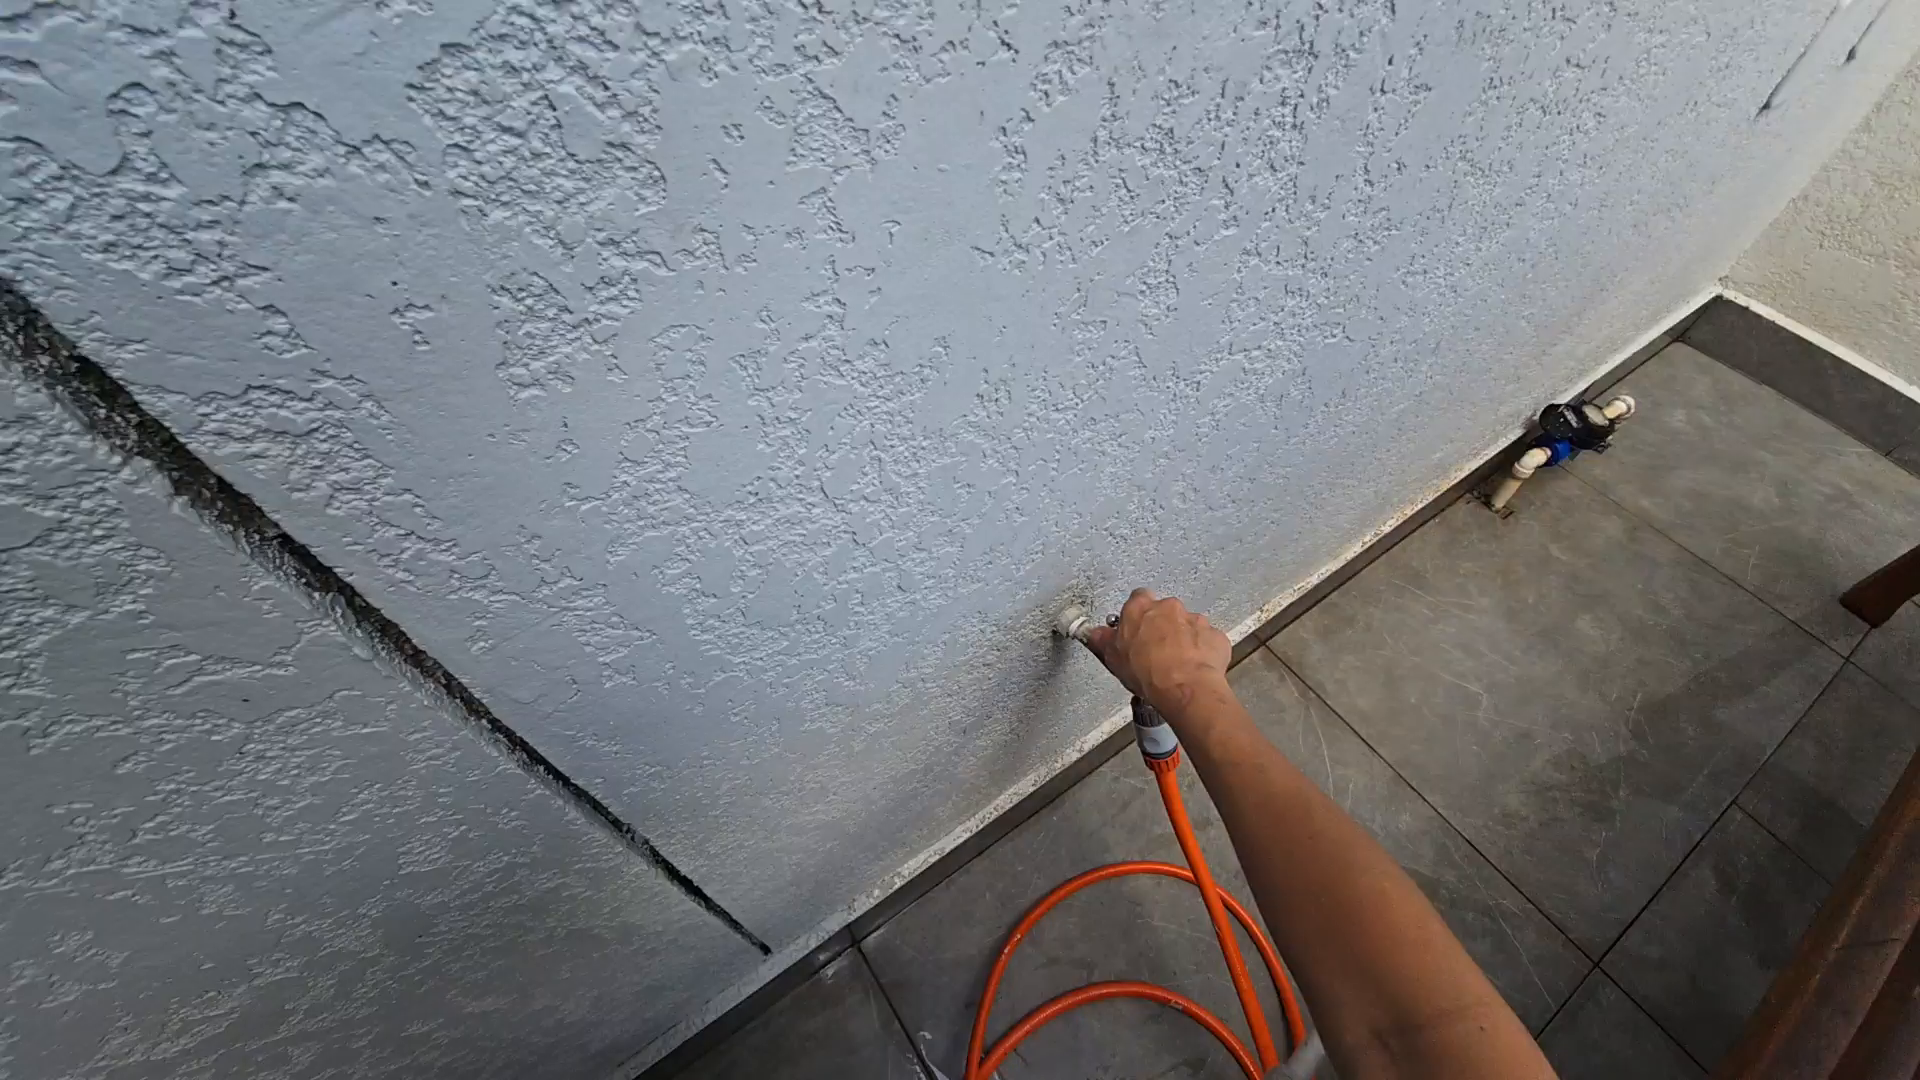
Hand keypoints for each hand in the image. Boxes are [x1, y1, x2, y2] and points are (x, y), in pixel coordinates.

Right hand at [1084, 589, 1231, 717]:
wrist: (1183, 687)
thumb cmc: (1149, 672)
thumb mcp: (1112, 657)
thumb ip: (1102, 639)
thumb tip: (1095, 635)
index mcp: (1139, 608)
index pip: (1136, 599)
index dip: (1136, 615)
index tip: (1134, 629)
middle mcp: (1168, 608)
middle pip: (1163, 611)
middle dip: (1161, 627)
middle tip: (1154, 651)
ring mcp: (1194, 620)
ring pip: (1187, 626)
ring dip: (1182, 639)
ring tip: (1175, 664)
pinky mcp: (1214, 636)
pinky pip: (1207, 641)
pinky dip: (1202, 651)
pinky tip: (1193, 667)